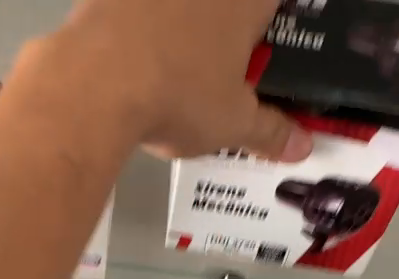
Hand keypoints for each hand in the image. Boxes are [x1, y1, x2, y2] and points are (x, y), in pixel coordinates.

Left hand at [20, 0, 313, 162]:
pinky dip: (132, 29)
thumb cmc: (179, 95)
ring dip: (176, 26)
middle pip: (223, 7)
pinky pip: (131, 12)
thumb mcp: (232, 124)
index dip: (269, 25)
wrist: (98, 83)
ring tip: (169, 67)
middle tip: (216, 64)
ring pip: (176, 8)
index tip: (259, 51)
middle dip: (222, 29)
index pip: (272, 5)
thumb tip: (300, 145)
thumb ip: (269, 132)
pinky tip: (129, 62)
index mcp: (245, 0)